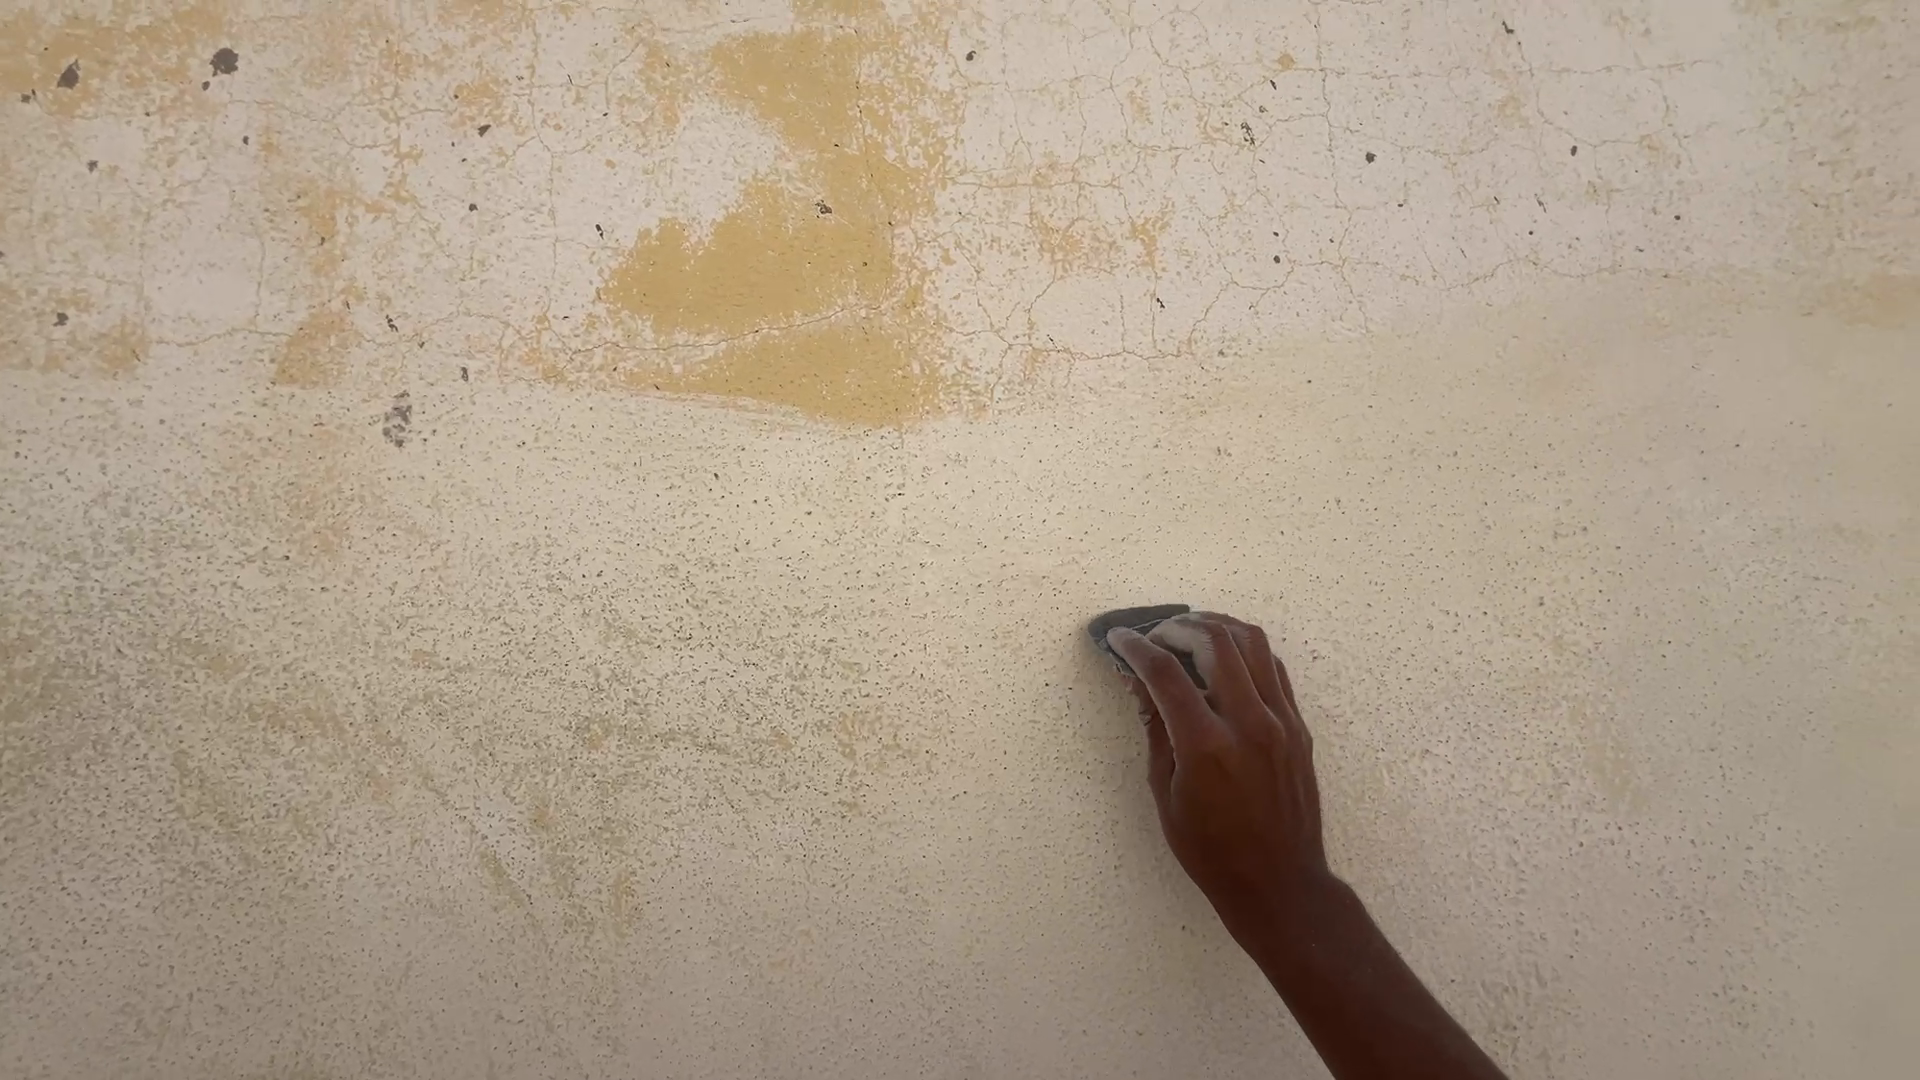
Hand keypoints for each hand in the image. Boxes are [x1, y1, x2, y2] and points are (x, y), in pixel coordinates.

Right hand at [1106, 612, 1329, 945]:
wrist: (1280, 884)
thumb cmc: (1210, 849)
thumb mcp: (1164, 792)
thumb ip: (1154, 728)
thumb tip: (1137, 681)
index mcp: (1206, 746)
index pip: (1166, 673)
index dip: (1136, 648)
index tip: (1118, 638)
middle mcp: (1249, 723)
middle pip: (1215, 641)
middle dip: (1176, 627)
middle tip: (1154, 636)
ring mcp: (1281, 721)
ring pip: (1252, 642)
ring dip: (1215, 626)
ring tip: (1188, 632)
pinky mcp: (1299, 725)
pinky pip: (1273, 667)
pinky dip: (1244, 649)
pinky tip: (1223, 657)